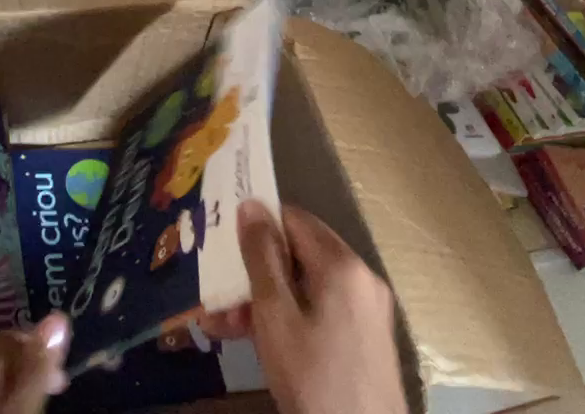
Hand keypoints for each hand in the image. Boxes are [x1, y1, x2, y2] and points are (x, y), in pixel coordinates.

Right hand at [203, 201, 408, 413]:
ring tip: (223, 327)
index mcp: (342, 265)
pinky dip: (288, 318)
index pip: (293, 219)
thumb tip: (250, 205)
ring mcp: (366, 311)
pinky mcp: (365, 339)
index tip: (223, 245)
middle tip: (217, 295)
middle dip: (254, 271)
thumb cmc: (313, 379)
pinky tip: (254, 341)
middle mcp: (361, 278)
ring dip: (264, 300)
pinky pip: (319, 311)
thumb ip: (261, 256)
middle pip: (298, 255)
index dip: (257, 226)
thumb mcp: (275, 315)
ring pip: (305, 287)